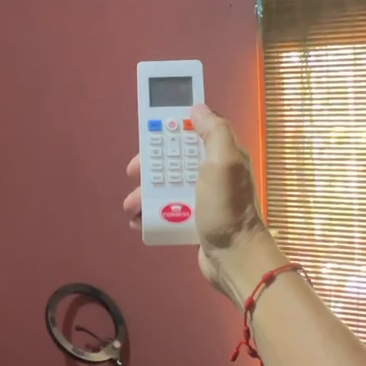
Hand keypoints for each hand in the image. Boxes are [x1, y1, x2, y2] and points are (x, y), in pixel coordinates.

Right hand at [123, 104, 286, 305]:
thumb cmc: (226, 207)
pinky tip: (138, 220)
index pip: (194, 128)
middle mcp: (211, 172)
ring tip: (131, 205)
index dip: (171, 124)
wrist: (234, 258)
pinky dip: (150, 212)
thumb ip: (213, 130)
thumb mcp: (224, 161)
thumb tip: (198, 107)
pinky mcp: (192, 218)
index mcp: (220, 153)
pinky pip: (166, 209)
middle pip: (173, 157)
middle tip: (133, 171)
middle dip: (150, 162)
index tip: (150, 129)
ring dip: (145, 192)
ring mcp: (201, 197)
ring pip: (166, 184)